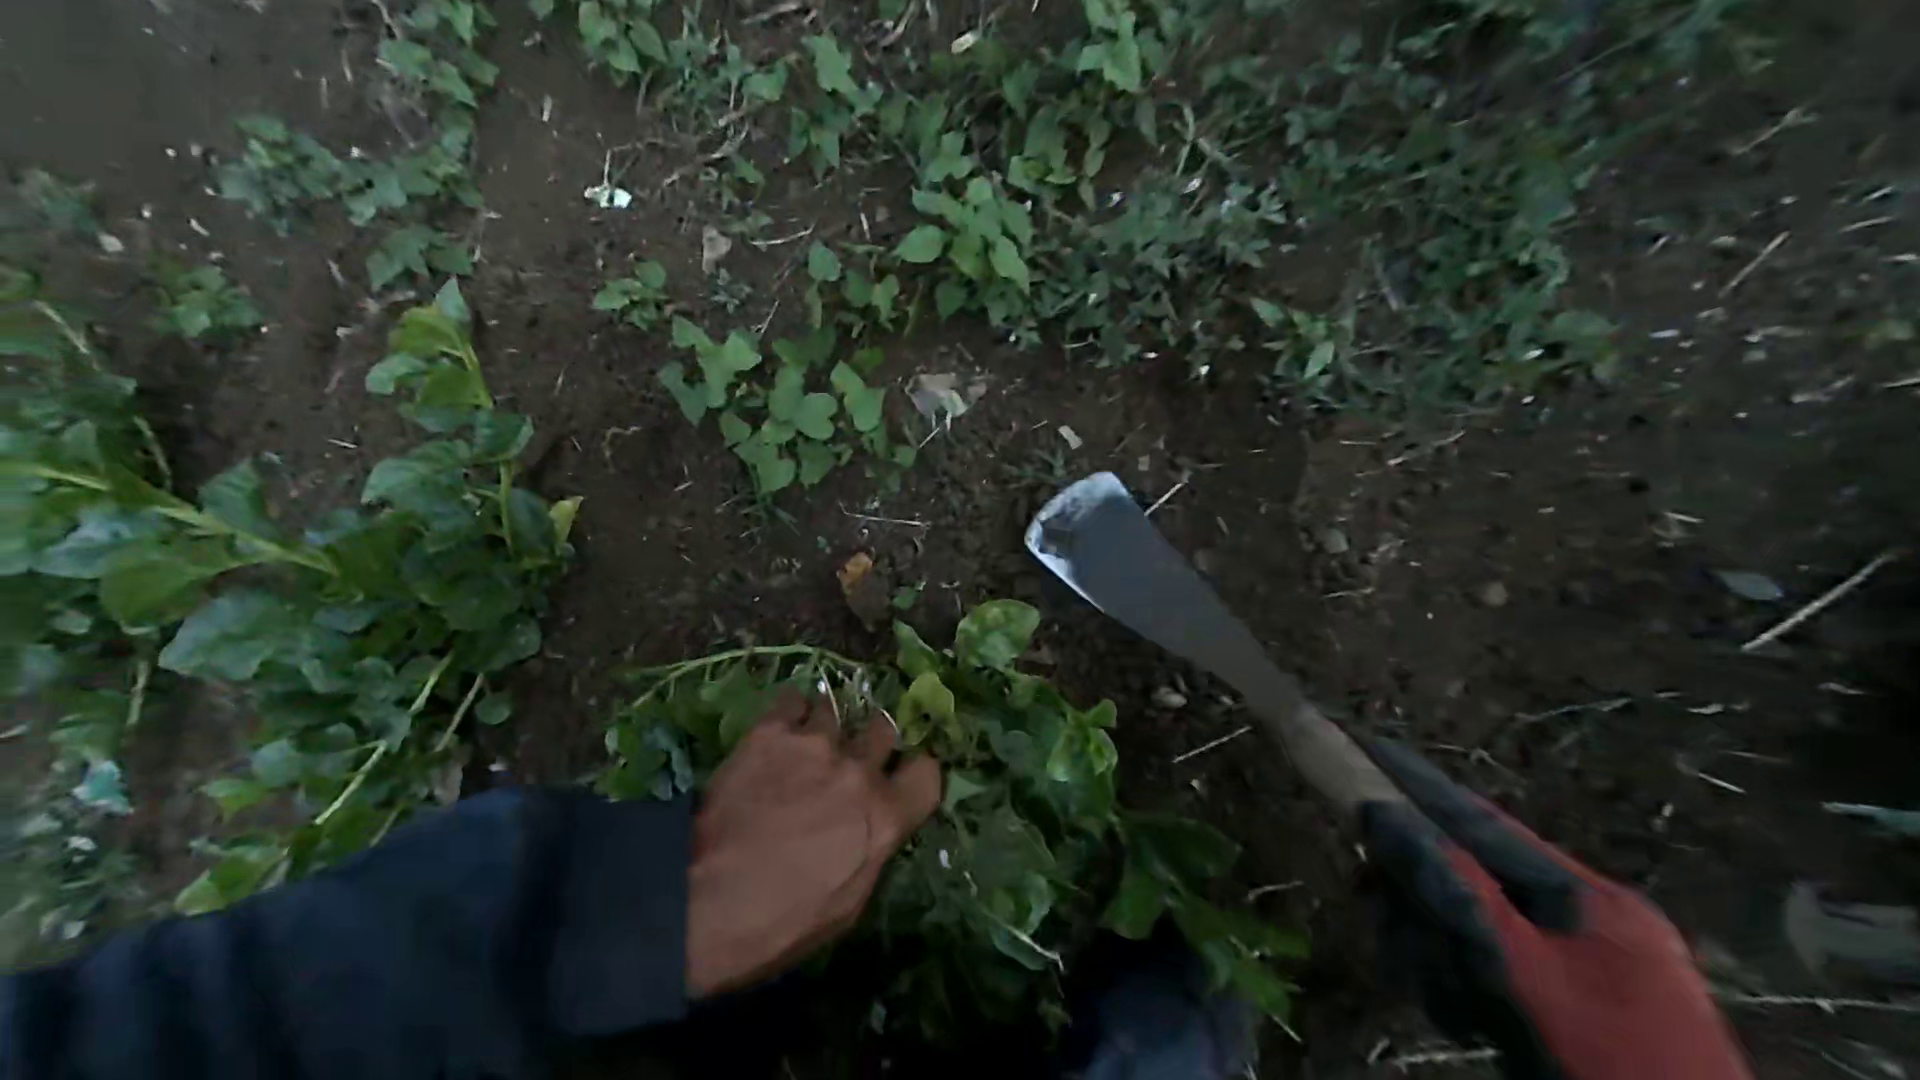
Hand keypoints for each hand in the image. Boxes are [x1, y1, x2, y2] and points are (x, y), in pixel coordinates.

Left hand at [685, 690, 940, 997]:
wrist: (696, 903)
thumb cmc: (777, 924)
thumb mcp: (848, 906)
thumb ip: (874, 849)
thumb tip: (878, 825)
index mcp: (885, 816)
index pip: (928, 772)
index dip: (917, 773)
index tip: (901, 778)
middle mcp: (858, 769)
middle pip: (885, 730)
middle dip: (873, 744)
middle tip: (851, 760)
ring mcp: (814, 744)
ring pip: (838, 711)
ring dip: (829, 728)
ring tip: (808, 743)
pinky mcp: (770, 732)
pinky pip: (794, 701)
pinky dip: (792, 713)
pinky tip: (781, 730)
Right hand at [1360, 740, 1751, 1079]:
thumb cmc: (1609, 1068)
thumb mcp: (1520, 977)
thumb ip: (1452, 890)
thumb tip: (1382, 813)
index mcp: (1586, 896)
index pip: (1478, 818)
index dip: (1415, 780)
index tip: (1363, 741)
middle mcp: (1584, 914)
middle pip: (1468, 872)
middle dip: (1415, 894)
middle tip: (1370, 906)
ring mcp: (1582, 958)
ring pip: (1472, 919)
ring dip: (1433, 947)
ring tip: (1431, 993)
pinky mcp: (1572, 997)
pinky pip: (1492, 960)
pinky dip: (1459, 977)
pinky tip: (1456, 1015)